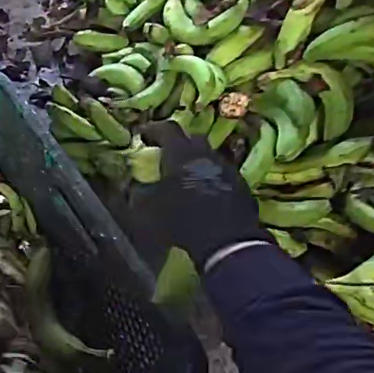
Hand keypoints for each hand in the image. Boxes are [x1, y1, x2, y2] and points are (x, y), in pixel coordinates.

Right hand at [114, 122, 267, 266]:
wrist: (226, 243)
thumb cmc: (180, 221)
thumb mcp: (146, 209)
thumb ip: (137, 192)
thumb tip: (133, 183)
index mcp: (181, 155)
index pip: (167, 129)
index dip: (152, 129)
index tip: (141, 135)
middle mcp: (206, 155)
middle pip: (191, 139)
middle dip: (176, 144)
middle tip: (163, 155)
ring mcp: (227, 169)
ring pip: (208, 157)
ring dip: (194, 163)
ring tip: (183, 178)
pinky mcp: (240, 186)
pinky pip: (220, 174)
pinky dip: (208, 178)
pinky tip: (201, 195)